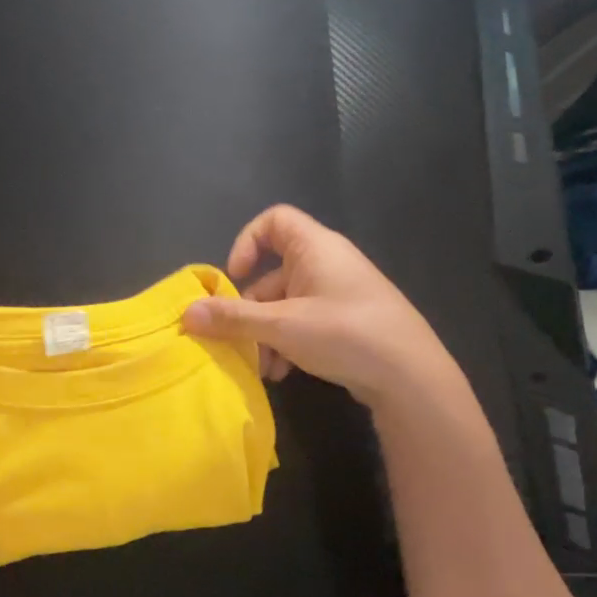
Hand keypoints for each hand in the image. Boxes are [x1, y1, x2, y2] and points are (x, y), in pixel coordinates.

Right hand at [182, 204, 458, 405]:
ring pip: (286, 305)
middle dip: (250, 310)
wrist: (410, 376)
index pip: (274, 221)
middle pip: (273, 274)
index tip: (234, 278)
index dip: (247, 242)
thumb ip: (233, 319)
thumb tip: (186, 313)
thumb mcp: (281, 326)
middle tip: (236, 341)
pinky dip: (287, 344)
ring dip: (265, 335)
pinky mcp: (347, 323)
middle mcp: (328, 264)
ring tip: (261, 368)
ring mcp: (339, 295)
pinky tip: (283, 374)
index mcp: (315, 248)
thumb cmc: (345, 334)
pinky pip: (304, 324)